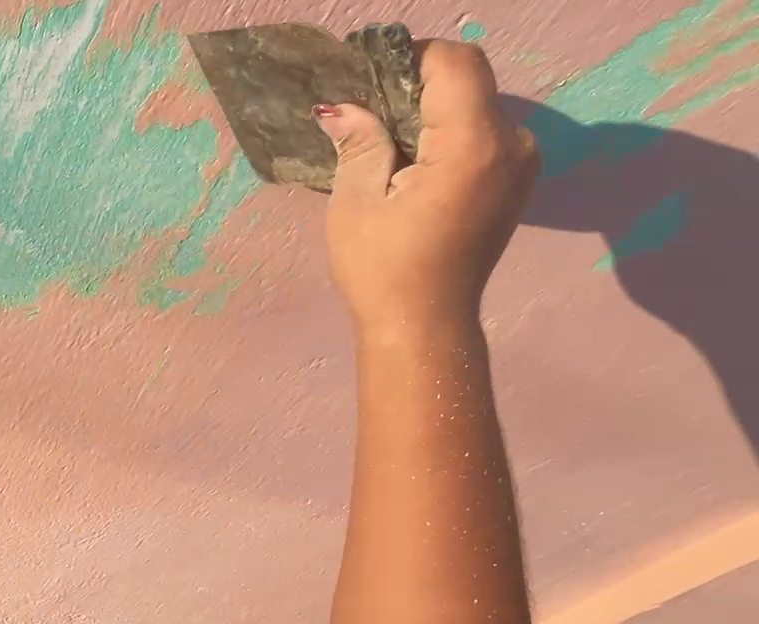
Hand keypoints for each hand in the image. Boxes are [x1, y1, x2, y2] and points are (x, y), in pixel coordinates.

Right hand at [316, 40, 538, 339]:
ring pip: (474, 111)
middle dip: (414, 92)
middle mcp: (512, 142)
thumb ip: (359, 145)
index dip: (411, 59)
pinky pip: (482, 137)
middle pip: (467, 85)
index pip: (455, 65)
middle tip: (363, 118)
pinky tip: (410, 172)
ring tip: (383, 152)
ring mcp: (521, 161)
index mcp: (472, 145)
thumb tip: (342, 107)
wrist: (422, 324)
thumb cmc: (380, 269)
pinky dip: (446, 140)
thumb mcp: (356, 206)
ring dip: (429, 118)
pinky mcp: (516, 180)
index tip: (367, 75)